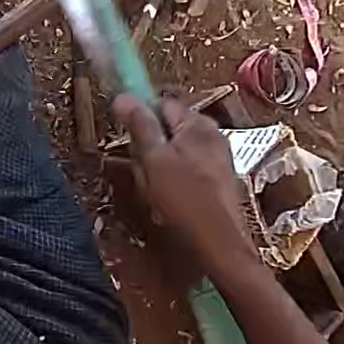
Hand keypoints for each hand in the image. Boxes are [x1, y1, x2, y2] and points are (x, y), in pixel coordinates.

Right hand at [112, 96, 257, 276]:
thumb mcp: (154, 160)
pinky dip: (173, 183)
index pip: (161, 104)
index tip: (126, 140)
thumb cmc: (184, 200)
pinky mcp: (218, 182)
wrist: (221, 247)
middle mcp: (212, 135)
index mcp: (198, 124)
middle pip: (168, 130)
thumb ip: (140, 126)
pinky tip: (167, 203)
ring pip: (174, 154)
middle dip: (149, 148)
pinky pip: (186, 172)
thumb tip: (122, 96)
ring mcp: (218, 159)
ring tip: (153, 192)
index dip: (141, 118)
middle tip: (142, 171)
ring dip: (158, 169)